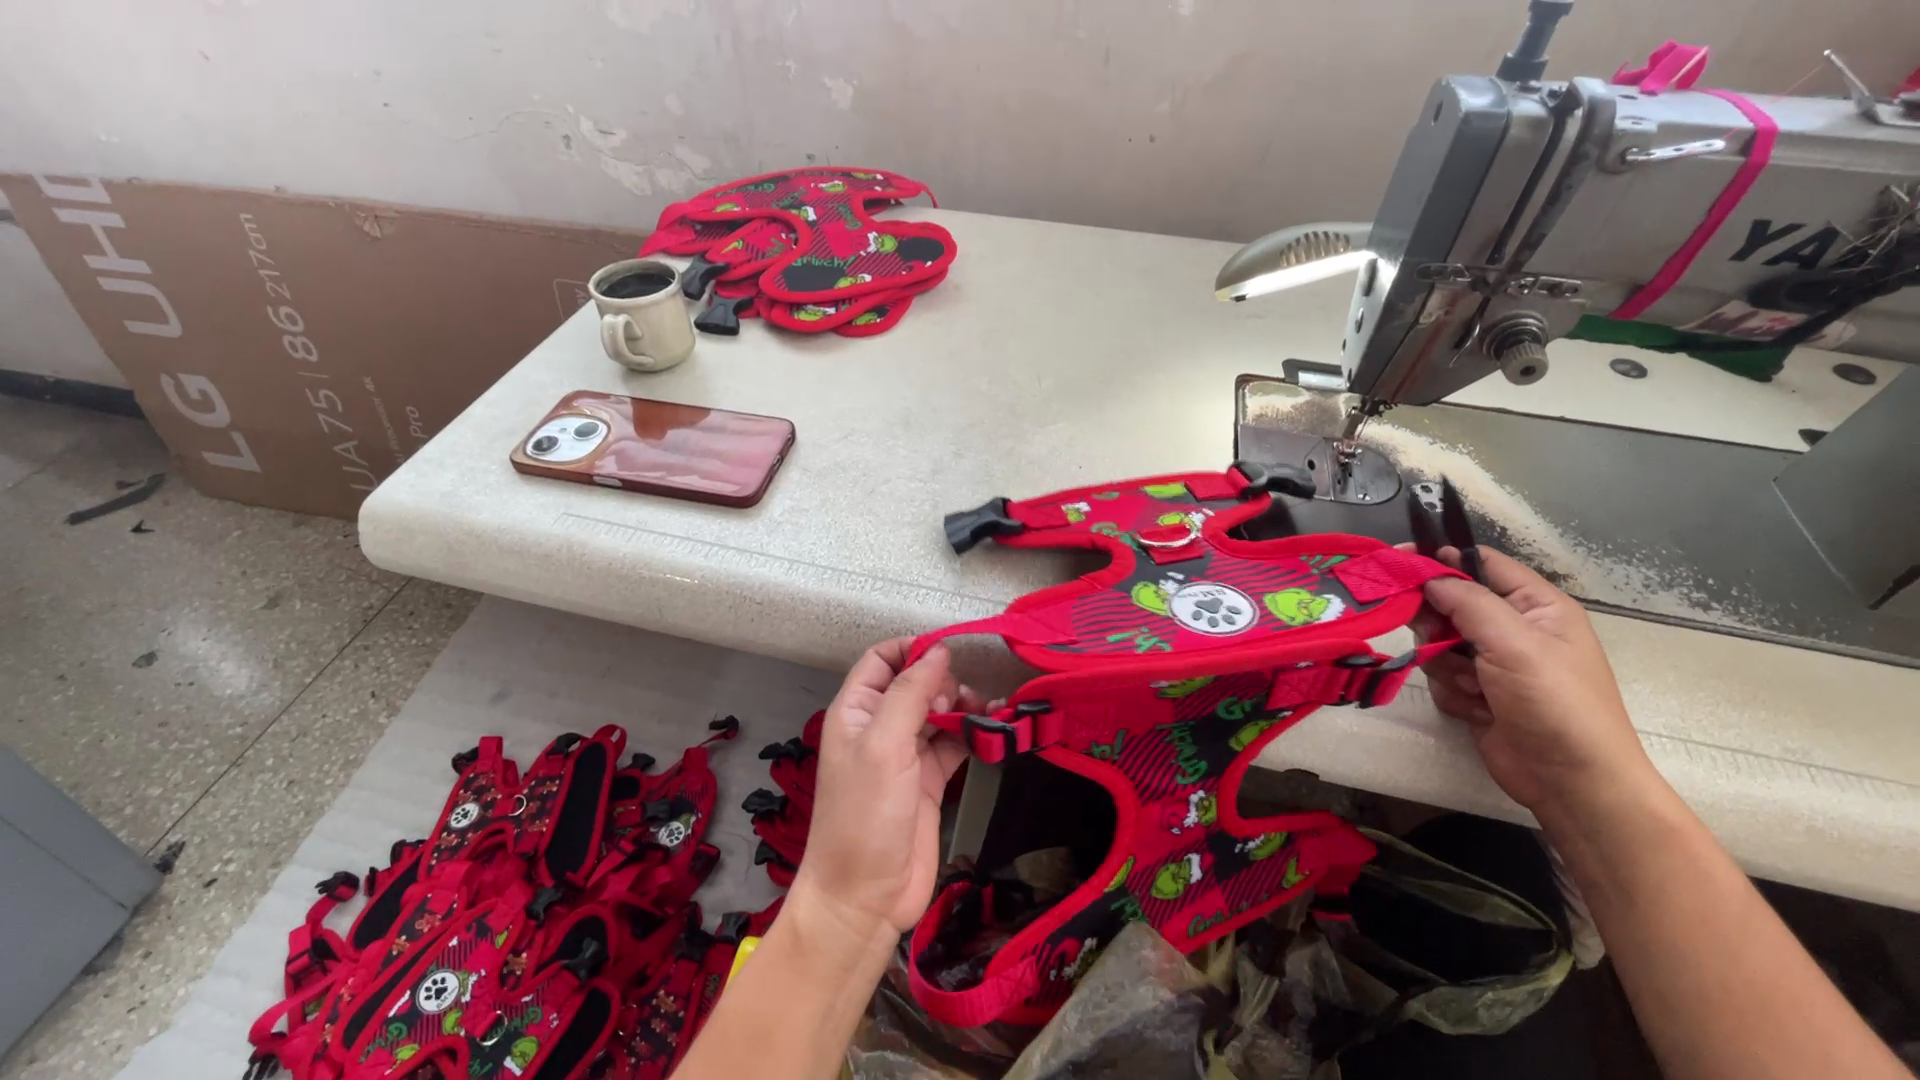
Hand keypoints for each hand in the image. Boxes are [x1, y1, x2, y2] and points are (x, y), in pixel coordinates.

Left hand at [796, 640, 975, 941]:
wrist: (865, 896)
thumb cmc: (864, 817)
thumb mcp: (884, 746)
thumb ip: (910, 695)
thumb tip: (939, 652)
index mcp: (855, 712)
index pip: (882, 660)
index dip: (913, 649)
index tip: (950, 652)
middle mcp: (878, 727)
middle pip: (915, 684)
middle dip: (943, 681)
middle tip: (962, 699)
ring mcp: (904, 755)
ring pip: (938, 713)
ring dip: (963, 706)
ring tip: (985, 713)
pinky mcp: (927, 781)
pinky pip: (953, 744)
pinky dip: (973, 734)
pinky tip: (994, 731)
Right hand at [1413, 546, 1655, 814]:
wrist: (1571, 781)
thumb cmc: (1555, 703)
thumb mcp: (1515, 644)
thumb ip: (1468, 602)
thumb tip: (1429, 575)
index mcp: (1536, 606)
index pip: (1480, 563)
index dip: (1439, 559)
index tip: (1396, 563)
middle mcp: (1513, 629)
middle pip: (1450, 603)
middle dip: (1437, 624)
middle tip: (1433, 639)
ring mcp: (1494, 663)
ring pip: (1438, 644)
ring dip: (1446, 666)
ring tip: (1476, 689)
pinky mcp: (1477, 694)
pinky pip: (1440, 677)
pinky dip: (1452, 693)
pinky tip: (1478, 711)